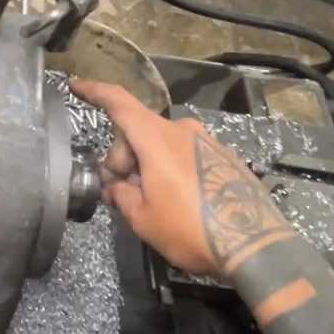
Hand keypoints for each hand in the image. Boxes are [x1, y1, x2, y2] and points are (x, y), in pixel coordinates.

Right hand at [73, 78, 294, 278]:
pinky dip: (172, 170)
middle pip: (138, 132)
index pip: (118, 102)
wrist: (258, 248)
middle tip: (118, 193)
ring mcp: (208, 143)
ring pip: (162, 145)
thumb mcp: (142, 217)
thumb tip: (115, 187)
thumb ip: (121, 194)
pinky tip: (177, 202)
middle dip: (122, 159)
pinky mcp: (226, 159)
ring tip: (150, 204)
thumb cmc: (191, 228)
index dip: (93, 91)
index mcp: (156, 137)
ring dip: (147, 167)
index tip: (74, 84)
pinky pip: (186, 156)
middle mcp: (182, 131)